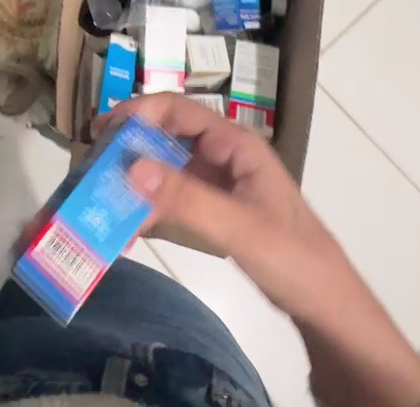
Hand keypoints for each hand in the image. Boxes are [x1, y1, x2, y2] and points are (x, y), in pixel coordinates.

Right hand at [103, 93, 342, 324]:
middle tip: (91, 164)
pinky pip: (175, 196)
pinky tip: (126, 224)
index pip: (179, 110)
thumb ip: (186, 197)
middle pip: (168, 135)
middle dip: (130, 145)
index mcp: (236, 144)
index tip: (101, 129)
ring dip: (136, 177)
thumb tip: (130, 166)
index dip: (139, 111)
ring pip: (168, 167)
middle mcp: (225, 155)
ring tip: (99, 193)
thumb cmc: (293, 258)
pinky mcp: (217, 210)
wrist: (328, 308)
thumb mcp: (239, 228)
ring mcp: (221, 183)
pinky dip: (150, 205)